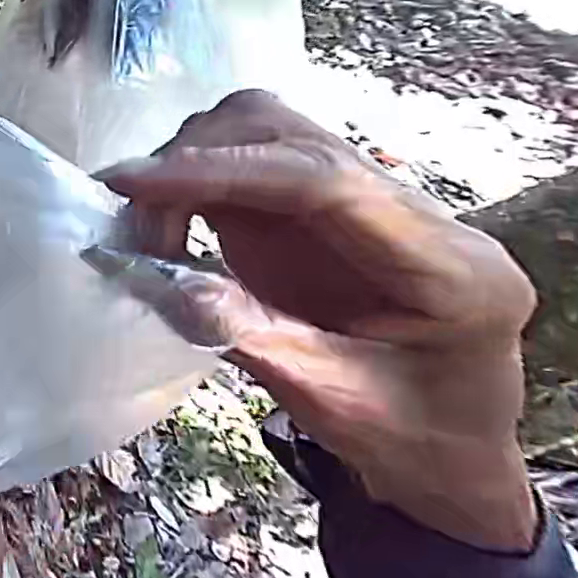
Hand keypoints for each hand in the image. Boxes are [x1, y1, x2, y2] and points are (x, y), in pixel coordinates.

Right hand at [95, 90, 539, 550]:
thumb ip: (250, 334)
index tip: (132, 183)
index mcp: (446, 263)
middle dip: (193, 163)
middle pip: (283, 133)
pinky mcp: (317, 201)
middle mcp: (406, 208)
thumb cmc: (407, 439)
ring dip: (188, 165)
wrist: (444, 448)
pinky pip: (245, 156)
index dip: (216, 171)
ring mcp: (358, 195)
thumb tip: (159, 277)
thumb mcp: (333, 402)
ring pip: (259, 129)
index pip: (318, 178)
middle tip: (138, 228)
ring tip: (151, 231)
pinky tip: (169, 220)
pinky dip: (192, 179)